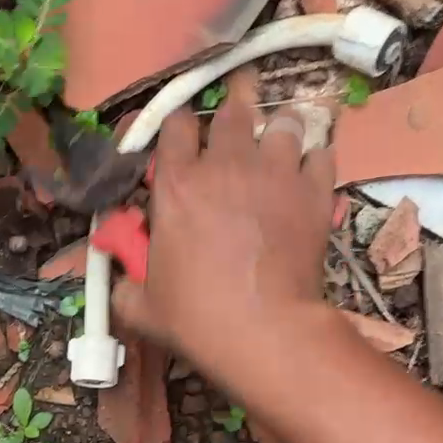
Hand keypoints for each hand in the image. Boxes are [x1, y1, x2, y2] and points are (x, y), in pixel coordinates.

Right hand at [112, 70, 336, 359]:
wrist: (263, 331)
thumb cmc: (195, 319)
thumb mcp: (142, 308)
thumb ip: (125, 285)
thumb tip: (121, 280)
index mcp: (178, 185)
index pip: (176, 124)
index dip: (179, 128)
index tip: (183, 141)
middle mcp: (226, 164)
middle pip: (232, 111)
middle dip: (232, 114)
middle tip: (235, 129)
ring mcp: (276, 172)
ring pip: (283, 121)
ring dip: (277, 130)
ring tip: (277, 146)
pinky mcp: (314, 191)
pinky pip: (321, 153)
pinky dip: (314, 160)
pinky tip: (307, 175)